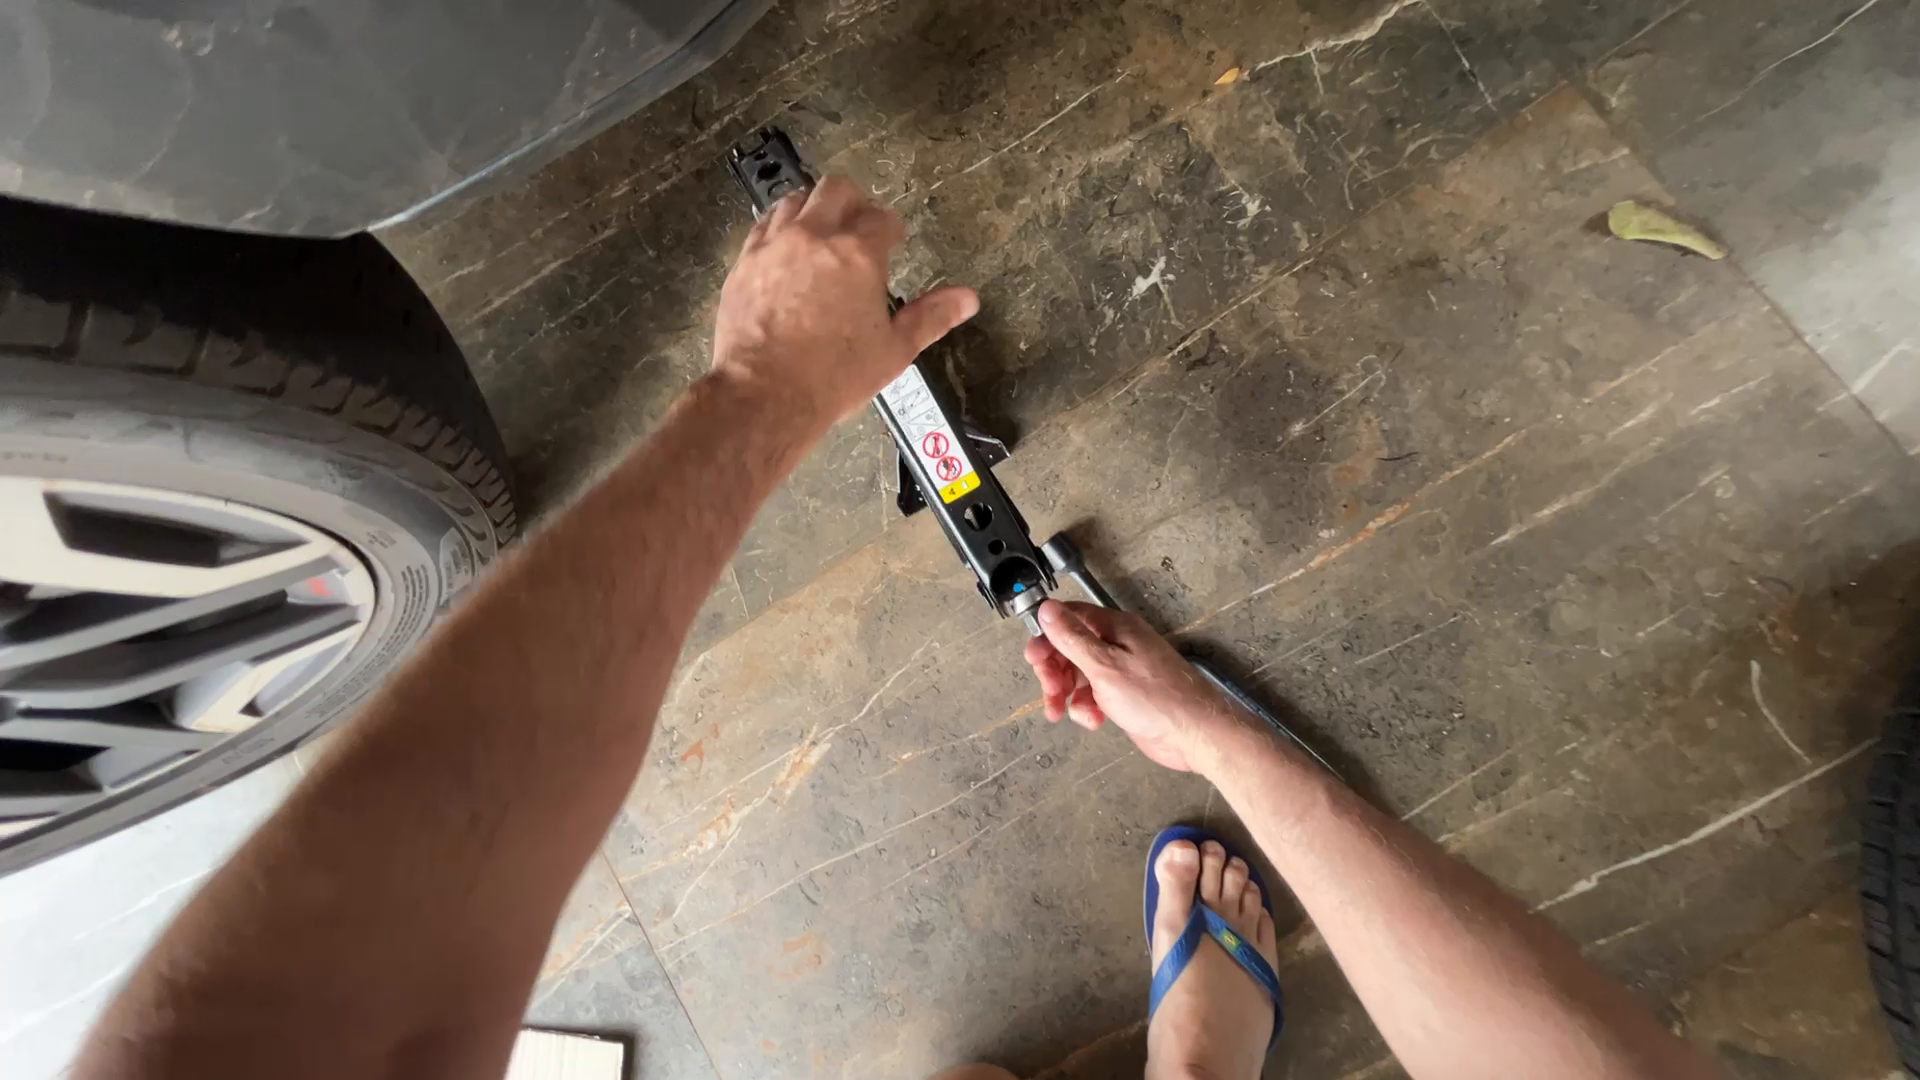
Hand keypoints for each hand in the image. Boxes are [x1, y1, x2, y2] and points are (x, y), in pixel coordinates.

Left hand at [712, 175, 979, 426]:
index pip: (882, 220)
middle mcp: (815, 238)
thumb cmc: (831, 377)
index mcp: (858, 255)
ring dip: (815, 206)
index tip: (894, 238)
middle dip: (855, 200)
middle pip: (836, 190)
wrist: (767, 394)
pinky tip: (786, 243)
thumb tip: (966, 299)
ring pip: (795, 199)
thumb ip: (931, 317)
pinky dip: (780, 225)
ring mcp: (775, 246)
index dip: (892, 228)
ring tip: (824, 227)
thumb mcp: (894, 351)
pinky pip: (763, 224)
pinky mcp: (746, 263)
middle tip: (861, 220)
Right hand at [1023, 600, 1244, 771]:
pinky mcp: (1124, 695)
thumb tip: (1047, 607)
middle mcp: (1117, 644)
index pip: (1069, 618)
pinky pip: (1093, 695)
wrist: (1196, 735)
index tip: (1034, 660)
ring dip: (1066, 693)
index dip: (1047, 636)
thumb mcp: (1105, 666)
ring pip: (1078, 674)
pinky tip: (1092, 721)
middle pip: (1069, 648)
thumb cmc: (1154, 697)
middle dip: (1053, 670)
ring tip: (1061, 712)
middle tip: (1049, 691)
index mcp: (1114, 627)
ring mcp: (1121, 670)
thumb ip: (1072, 638)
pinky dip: (1086, 707)